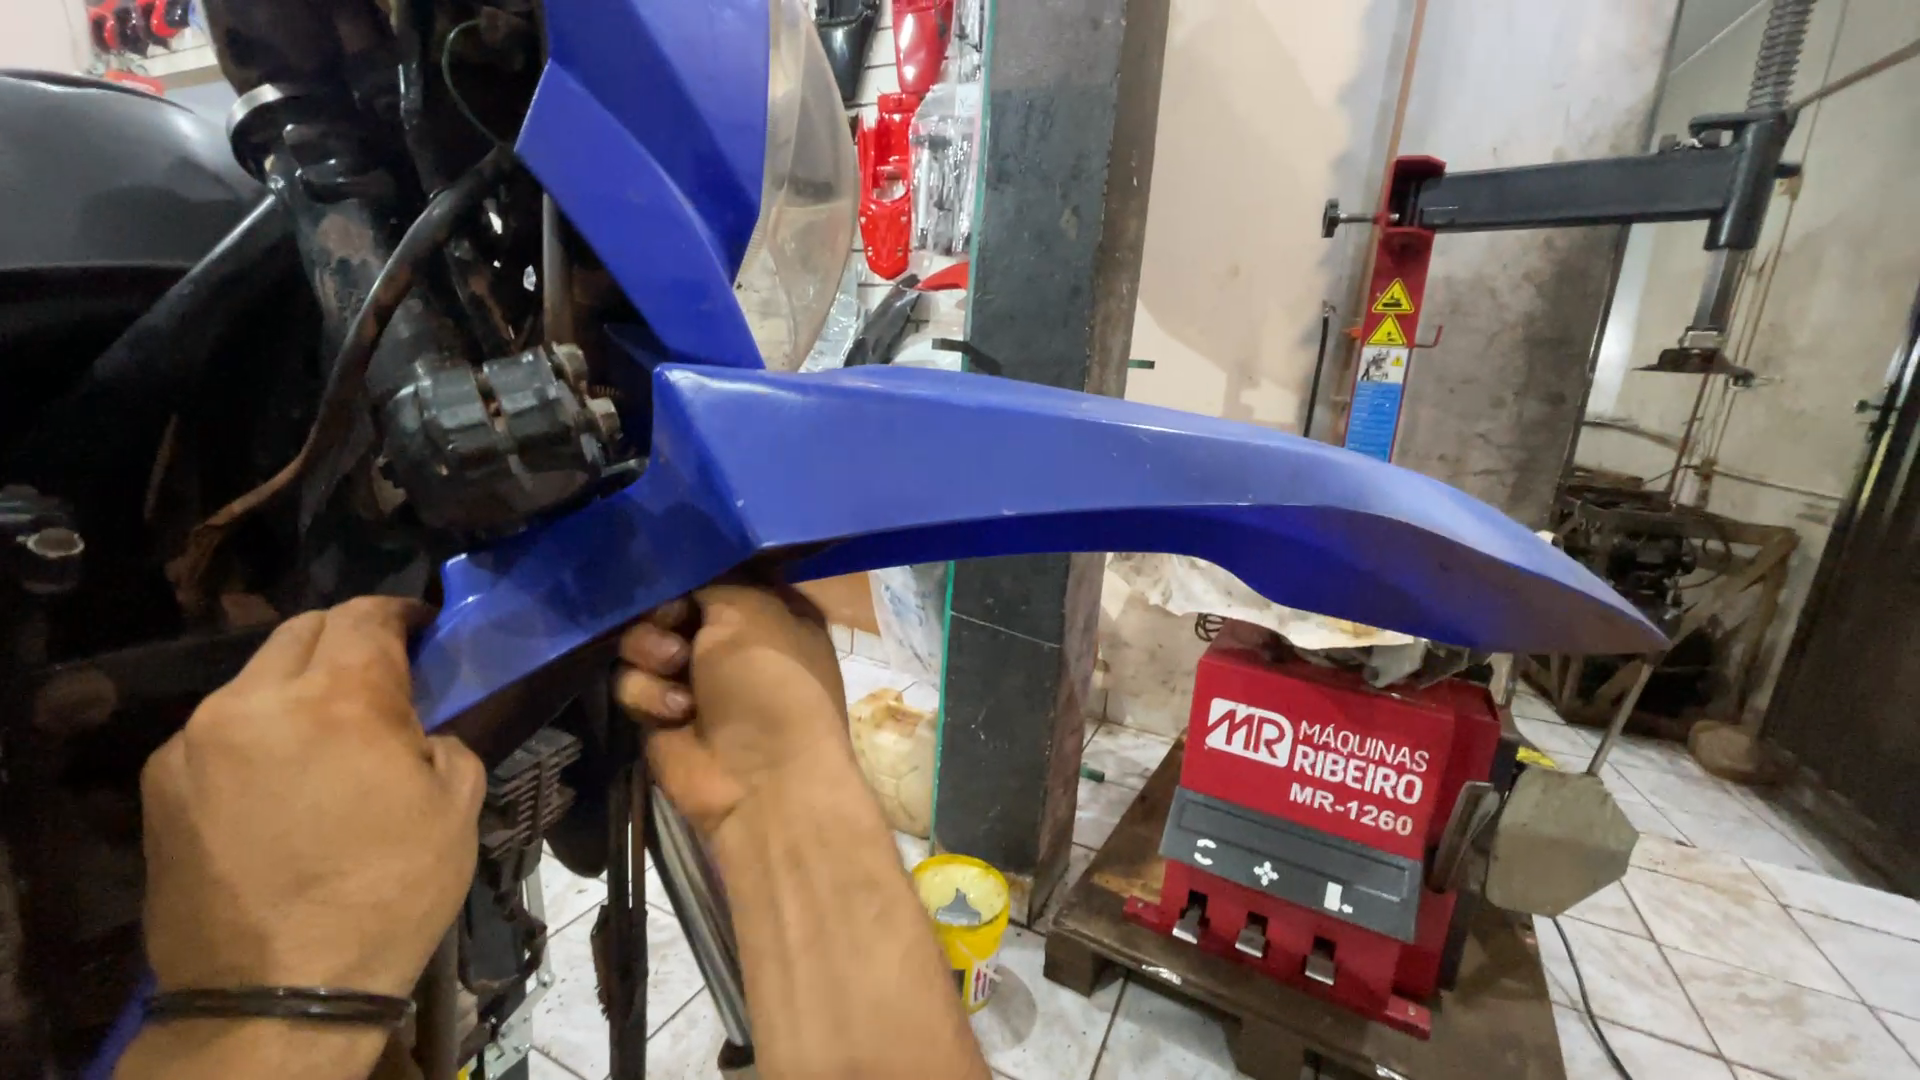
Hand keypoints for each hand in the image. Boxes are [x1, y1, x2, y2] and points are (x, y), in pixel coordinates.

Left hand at [139, 596, 485, 997]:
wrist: (279, 988)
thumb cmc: (391, 886)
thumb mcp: (456, 797)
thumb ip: (438, 734)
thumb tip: (416, 724)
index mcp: (339, 700)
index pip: (365, 615)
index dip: (403, 611)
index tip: (427, 627)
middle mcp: (254, 703)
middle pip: (303, 629)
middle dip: (351, 636)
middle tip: (388, 669)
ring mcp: (196, 743)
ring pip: (257, 673)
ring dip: (304, 679)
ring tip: (336, 724)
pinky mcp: (161, 783)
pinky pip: (222, 724)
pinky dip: (264, 723)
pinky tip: (288, 770)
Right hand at [614, 583, 849, 840]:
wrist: (761, 777)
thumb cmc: (770, 680)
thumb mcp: (753, 609)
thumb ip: (715, 581)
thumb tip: (686, 582)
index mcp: (773, 610)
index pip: (720, 573)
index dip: (693, 572)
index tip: (674, 571)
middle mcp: (735, 640)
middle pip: (672, 604)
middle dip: (664, 613)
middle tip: (671, 624)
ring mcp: (696, 678)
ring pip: (642, 641)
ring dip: (651, 652)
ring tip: (676, 670)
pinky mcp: (662, 713)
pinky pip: (632, 683)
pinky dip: (650, 695)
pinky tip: (677, 714)